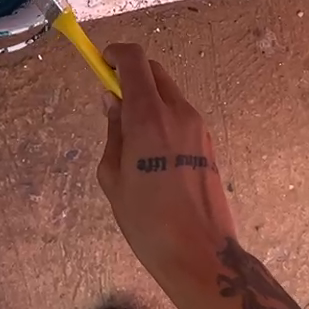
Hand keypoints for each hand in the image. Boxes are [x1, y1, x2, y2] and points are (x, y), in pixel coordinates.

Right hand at [97, 44, 240, 301]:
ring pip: (168, 91)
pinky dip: (162, 114)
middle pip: (153, 70)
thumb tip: (113, 101)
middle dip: (130, 74)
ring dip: (147, 95)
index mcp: (148, 117)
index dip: (114, 54)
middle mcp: (177, 112)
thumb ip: (113, 131)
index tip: (100, 63)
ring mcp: (197, 126)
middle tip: (112, 99)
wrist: (201, 254)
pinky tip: (152, 149)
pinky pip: (179, 113)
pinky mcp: (208, 142)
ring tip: (131, 132)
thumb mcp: (113, 176)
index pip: (134, 60)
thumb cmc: (146, 220)